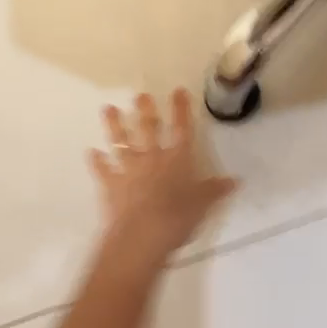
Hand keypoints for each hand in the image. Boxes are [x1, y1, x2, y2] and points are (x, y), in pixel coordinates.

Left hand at [88, 89, 237, 263]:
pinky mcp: (110, 185)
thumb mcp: (203, 205)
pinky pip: (102, 170)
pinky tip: (91, 153)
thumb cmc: (177, 218)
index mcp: (177, 159)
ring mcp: (128, 169)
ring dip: (114, 125)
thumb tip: (235, 180)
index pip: (181, 129)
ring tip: (108, 109)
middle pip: (148, 128)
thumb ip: (215, 190)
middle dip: (145, 110)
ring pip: (120, 142)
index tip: (177, 91)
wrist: (141, 237)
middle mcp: (152, 158)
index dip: (180, 109)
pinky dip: (96, 162)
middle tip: (140, 94)